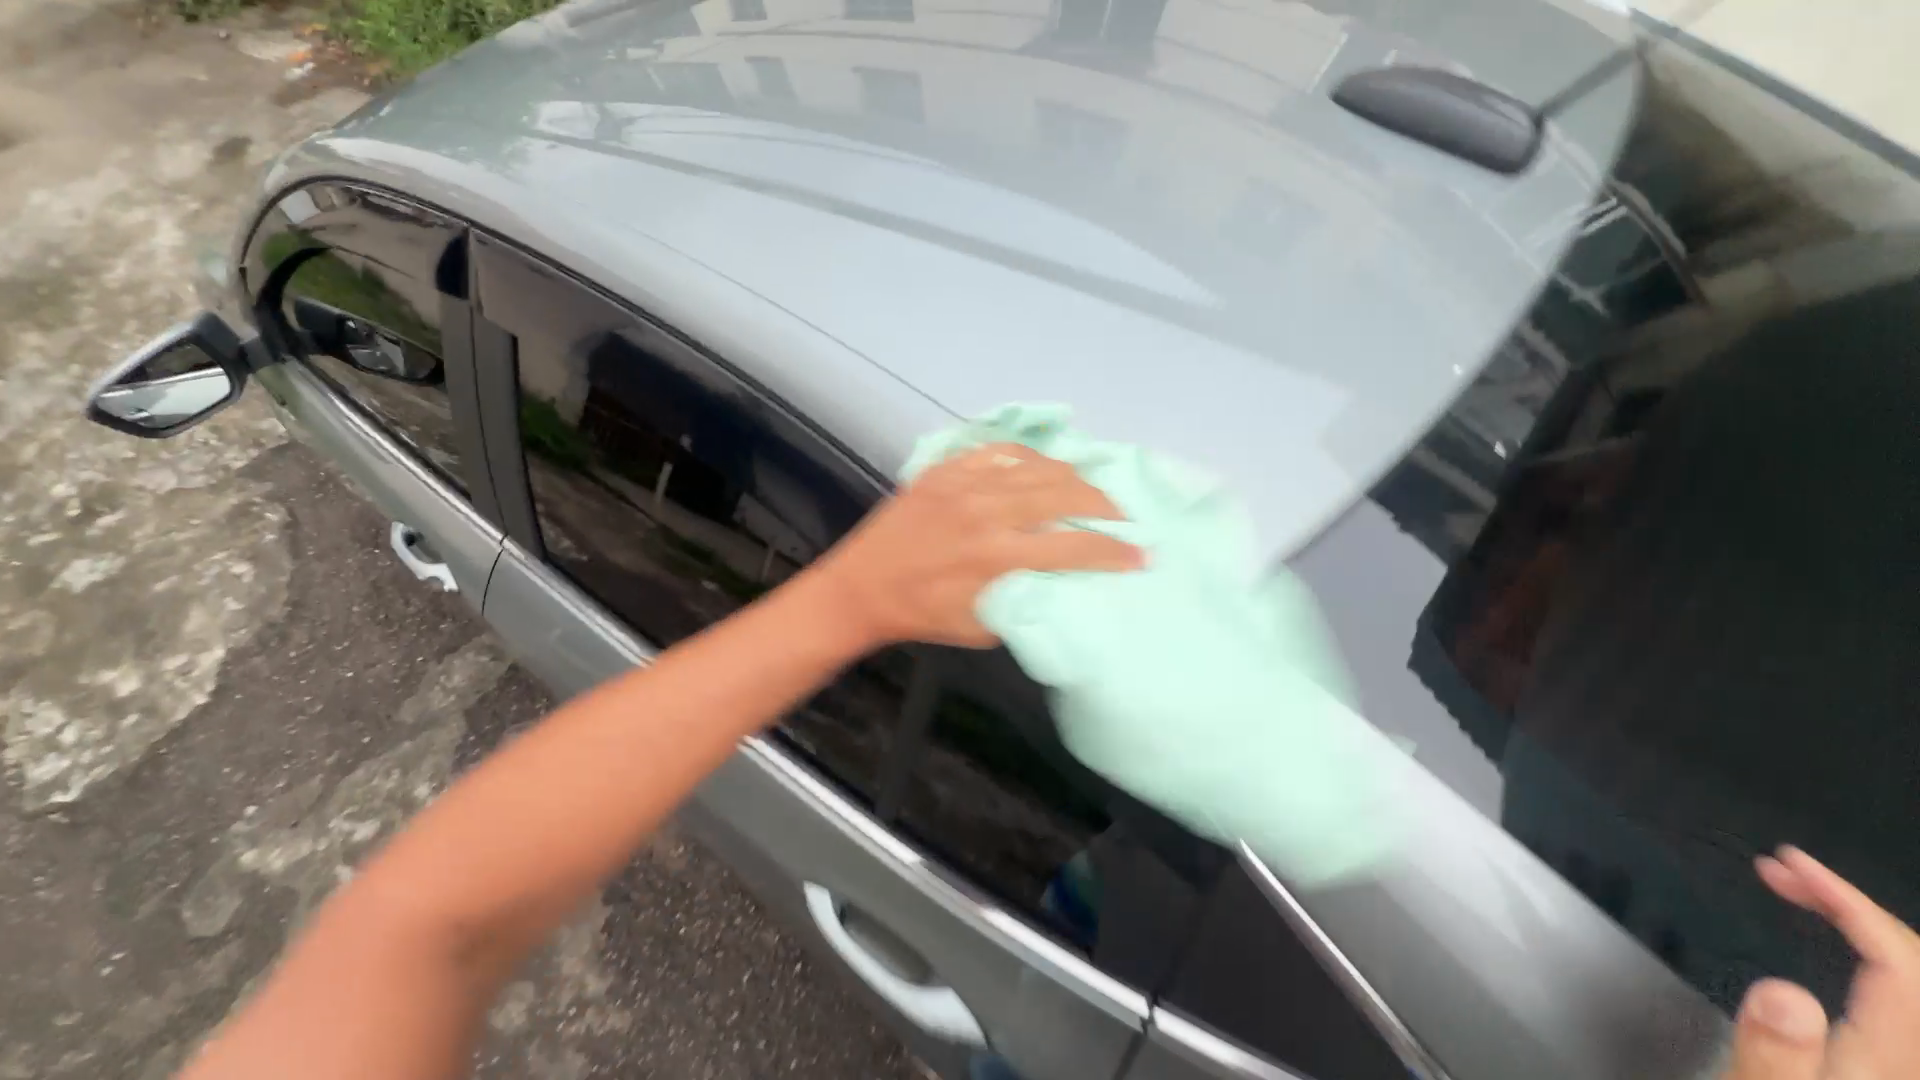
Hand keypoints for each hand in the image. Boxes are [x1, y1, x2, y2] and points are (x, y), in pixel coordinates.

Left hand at [802, 443, 1141, 649]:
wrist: (862, 587)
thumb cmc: (924, 615)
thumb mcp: (983, 627)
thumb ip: (1028, 602)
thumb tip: (1065, 585)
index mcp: (997, 557)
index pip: (1074, 547)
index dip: (1114, 552)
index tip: (1139, 556)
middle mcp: (987, 512)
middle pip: (1065, 494)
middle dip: (1104, 506)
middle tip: (1119, 518)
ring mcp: (965, 484)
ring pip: (1038, 466)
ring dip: (1072, 478)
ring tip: (1087, 492)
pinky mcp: (945, 470)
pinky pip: (1000, 452)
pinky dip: (1029, 458)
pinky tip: (1042, 468)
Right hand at [1725, 846, 1919, 1079]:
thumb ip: (1778, 1055)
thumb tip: (1784, 989)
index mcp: (1895, 1060)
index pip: (1899, 964)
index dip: (1850, 903)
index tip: (1786, 862)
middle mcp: (1918, 1057)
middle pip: (1918, 969)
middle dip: (1853, 906)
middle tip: (1780, 871)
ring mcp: (1911, 1063)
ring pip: (1917, 984)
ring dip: (1865, 928)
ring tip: (1800, 894)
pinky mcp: (1899, 1065)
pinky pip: (1906, 1002)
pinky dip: (1876, 961)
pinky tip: (1844, 957)